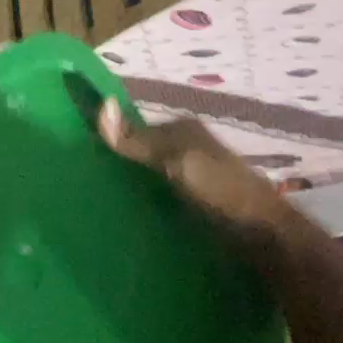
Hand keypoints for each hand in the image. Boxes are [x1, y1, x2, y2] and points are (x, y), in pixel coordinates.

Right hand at [97, 98, 305, 255]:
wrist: (264, 239)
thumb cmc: (221, 191)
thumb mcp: (177, 159)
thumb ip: (137, 139)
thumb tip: (101, 104)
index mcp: (184, 130)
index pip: (132, 125)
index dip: (107, 135)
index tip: (78, 150)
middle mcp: (185, 148)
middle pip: (136, 149)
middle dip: (112, 159)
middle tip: (80, 175)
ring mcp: (187, 176)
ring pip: (142, 173)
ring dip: (121, 183)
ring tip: (91, 194)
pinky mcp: (188, 202)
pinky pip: (151, 195)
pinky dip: (135, 200)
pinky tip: (118, 209)